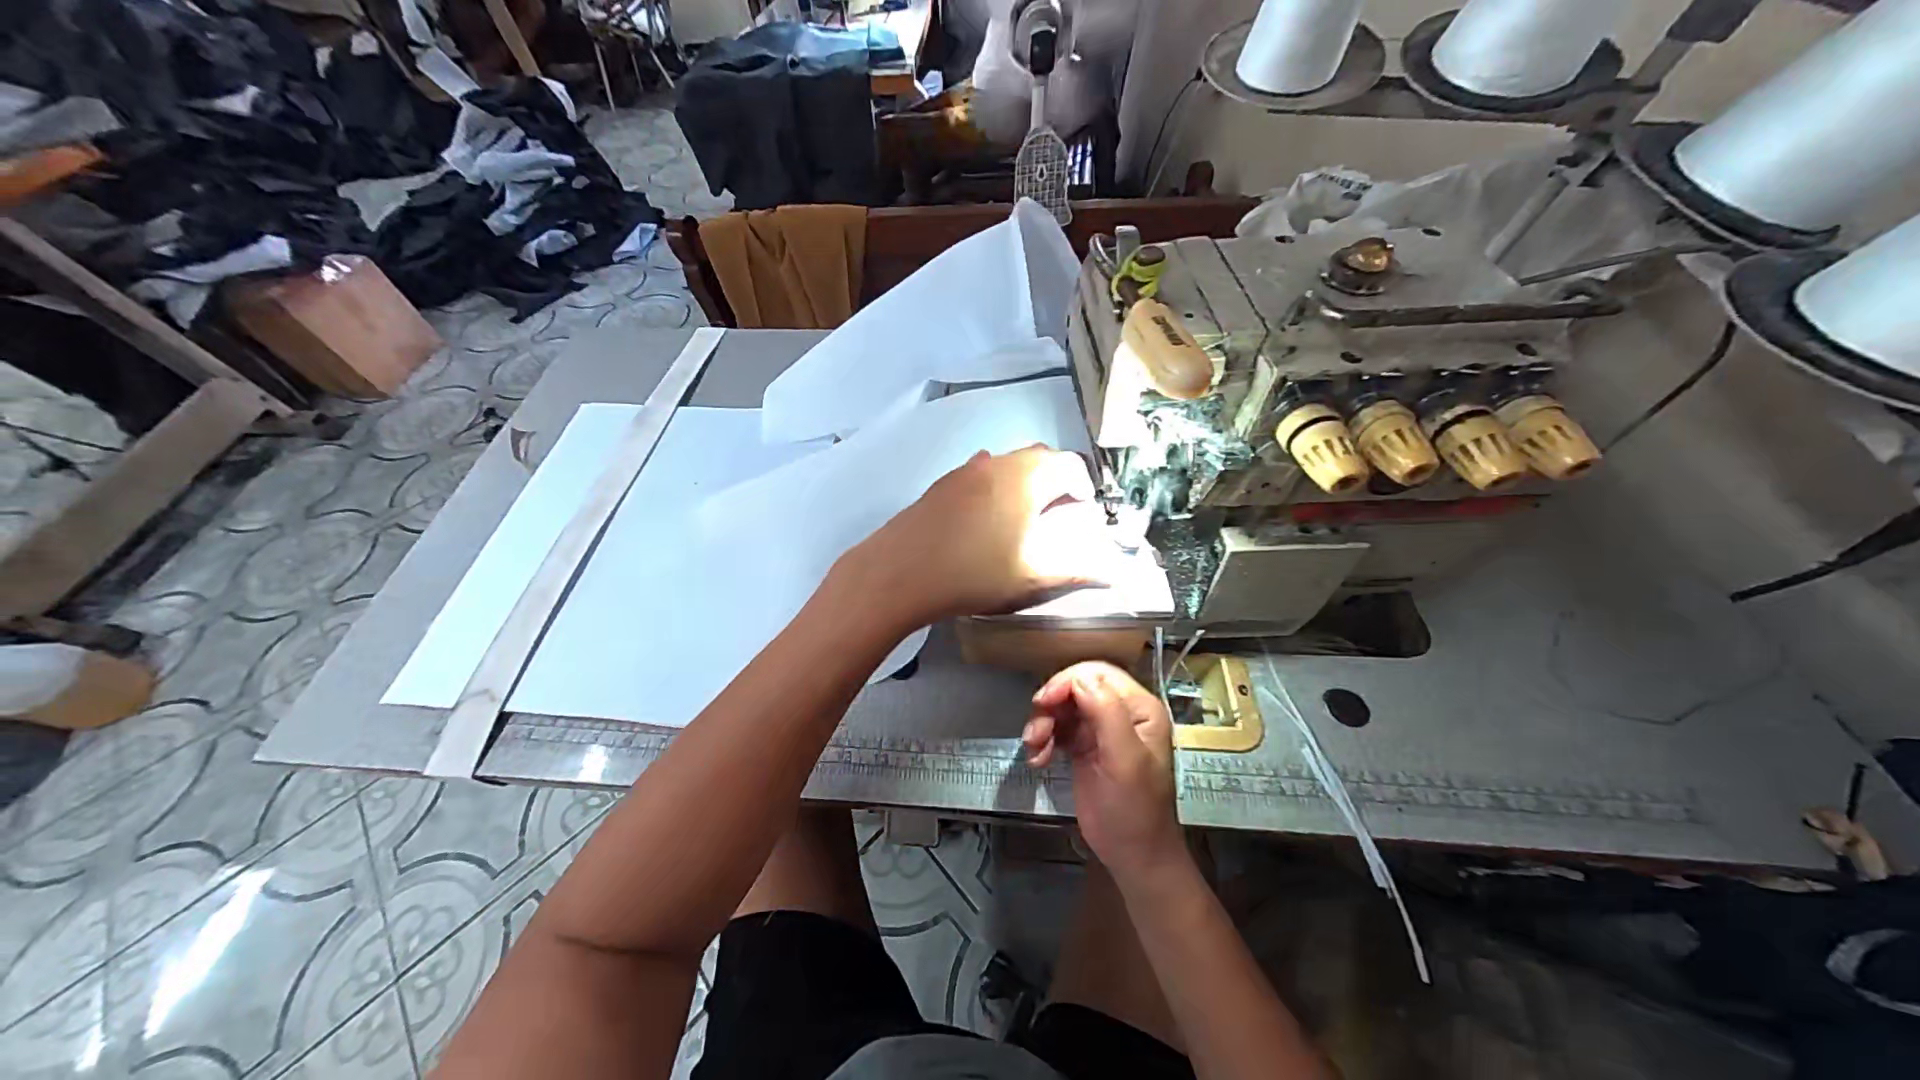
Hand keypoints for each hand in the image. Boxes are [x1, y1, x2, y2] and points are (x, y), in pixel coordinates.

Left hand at [841, 445, 1105, 625]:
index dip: (1084, 487)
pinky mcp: (941, 485)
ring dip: (1023, 483)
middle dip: (1056, 481)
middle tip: (1058, 515)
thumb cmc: (974, 574)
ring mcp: (965, 470)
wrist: (898, 573)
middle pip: (1039, 458)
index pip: (1070, 465)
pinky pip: (979, 474)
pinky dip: (994, 488)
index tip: (1083, 512)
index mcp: (1028, 478)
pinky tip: (984, 519)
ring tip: (1021, 520)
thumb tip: (1114, 572)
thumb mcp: (1033, 577)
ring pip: (1007, 465)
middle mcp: (998, 463)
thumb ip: (1078, 571)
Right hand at [1023, 661, 1184, 879]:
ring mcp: (1101, 730)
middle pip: (1076, 687)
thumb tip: (1079, 678)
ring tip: (1036, 750)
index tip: (1044, 703)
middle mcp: (1121, 713)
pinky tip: (1039, 760)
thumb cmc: (1134, 811)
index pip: (1098, 674)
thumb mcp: (1124, 761)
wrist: (1133, 855)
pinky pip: (1058, 728)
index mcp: (1140, 709)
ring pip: (1063, 707)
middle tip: (1036, 733)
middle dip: (1052, 705)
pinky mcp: (1084, 747)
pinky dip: (1044, 739)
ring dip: (1043, 723)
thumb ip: (1106, 714)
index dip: (1067, 682)